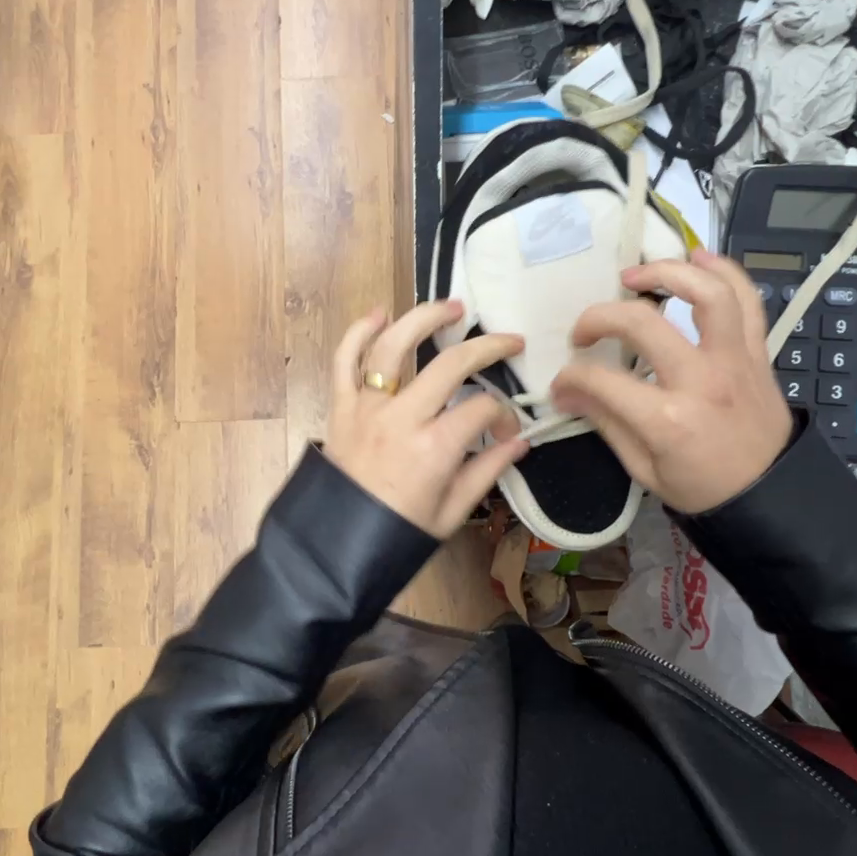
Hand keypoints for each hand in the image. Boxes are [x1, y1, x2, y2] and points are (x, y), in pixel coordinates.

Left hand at [324, 301, 530, 536]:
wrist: (338, 548)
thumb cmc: (398, 534)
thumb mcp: (452, 512)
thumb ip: (486, 470)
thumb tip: (519, 442)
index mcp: (435, 447)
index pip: (482, 408)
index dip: (504, 414)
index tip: (508, 430)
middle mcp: (401, 418)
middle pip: (450, 364)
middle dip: (487, 347)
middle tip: (509, 340)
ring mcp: (367, 408)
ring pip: (394, 346)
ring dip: (424, 318)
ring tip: (452, 307)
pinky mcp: (340, 408)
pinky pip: (344, 361)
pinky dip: (358, 333)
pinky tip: (378, 315)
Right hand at [551, 249, 791, 513]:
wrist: (771, 495)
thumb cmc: (702, 488)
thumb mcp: (644, 470)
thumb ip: (607, 423)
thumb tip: (568, 394)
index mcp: (667, 419)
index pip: (602, 380)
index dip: (571, 377)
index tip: (561, 384)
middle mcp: (701, 380)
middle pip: (643, 323)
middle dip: (600, 317)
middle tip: (584, 330)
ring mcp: (734, 360)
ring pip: (707, 293)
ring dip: (667, 273)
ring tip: (636, 276)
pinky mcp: (756, 352)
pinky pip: (747, 300)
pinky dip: (724, 271)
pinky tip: (697, 259)